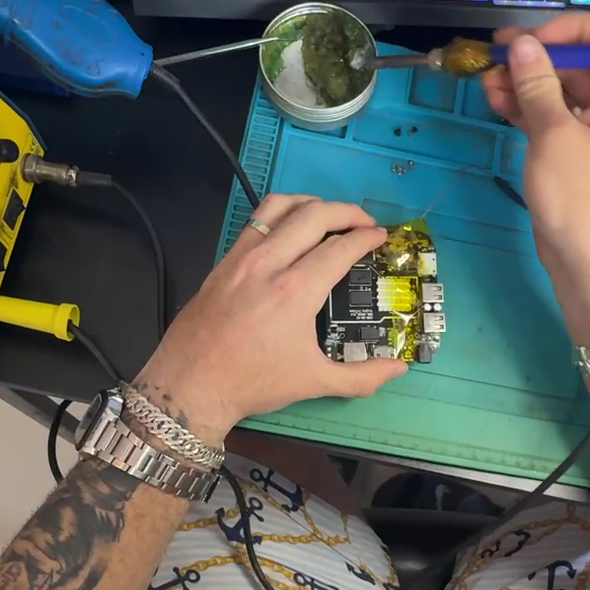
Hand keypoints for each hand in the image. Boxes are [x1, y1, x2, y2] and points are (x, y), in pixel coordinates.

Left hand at [133, 195, 408, 442]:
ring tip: (328, 214)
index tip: (380, 237)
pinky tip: (289, 230)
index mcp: (295, 292)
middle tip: (364, 222)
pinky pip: (255, 221)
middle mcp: (269, 264)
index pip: (340, 248)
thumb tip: (399, 369)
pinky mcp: (222, 262)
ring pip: (279, 206)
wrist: (190, 386)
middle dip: (346, 211)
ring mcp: (241, 258)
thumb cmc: (253, 384)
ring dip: (311, 203)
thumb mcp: (314, 384)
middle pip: (314, 215)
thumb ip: (362, 377)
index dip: (366, 238)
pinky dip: (279, 214)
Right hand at [482, 14, 589, 271]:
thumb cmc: (579, 197)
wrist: (586, 260)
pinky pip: (552, 118)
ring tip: (488, 82)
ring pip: (560, 91)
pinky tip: (497, 102)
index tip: (529, 40)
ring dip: (525, 84)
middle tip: (495, 58)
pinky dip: (527, 109)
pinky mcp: (575, 152)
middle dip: (536, 58)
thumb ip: (537, 85)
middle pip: (578, 62)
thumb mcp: (553, 135)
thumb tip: (523, 45)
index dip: (567, 28)